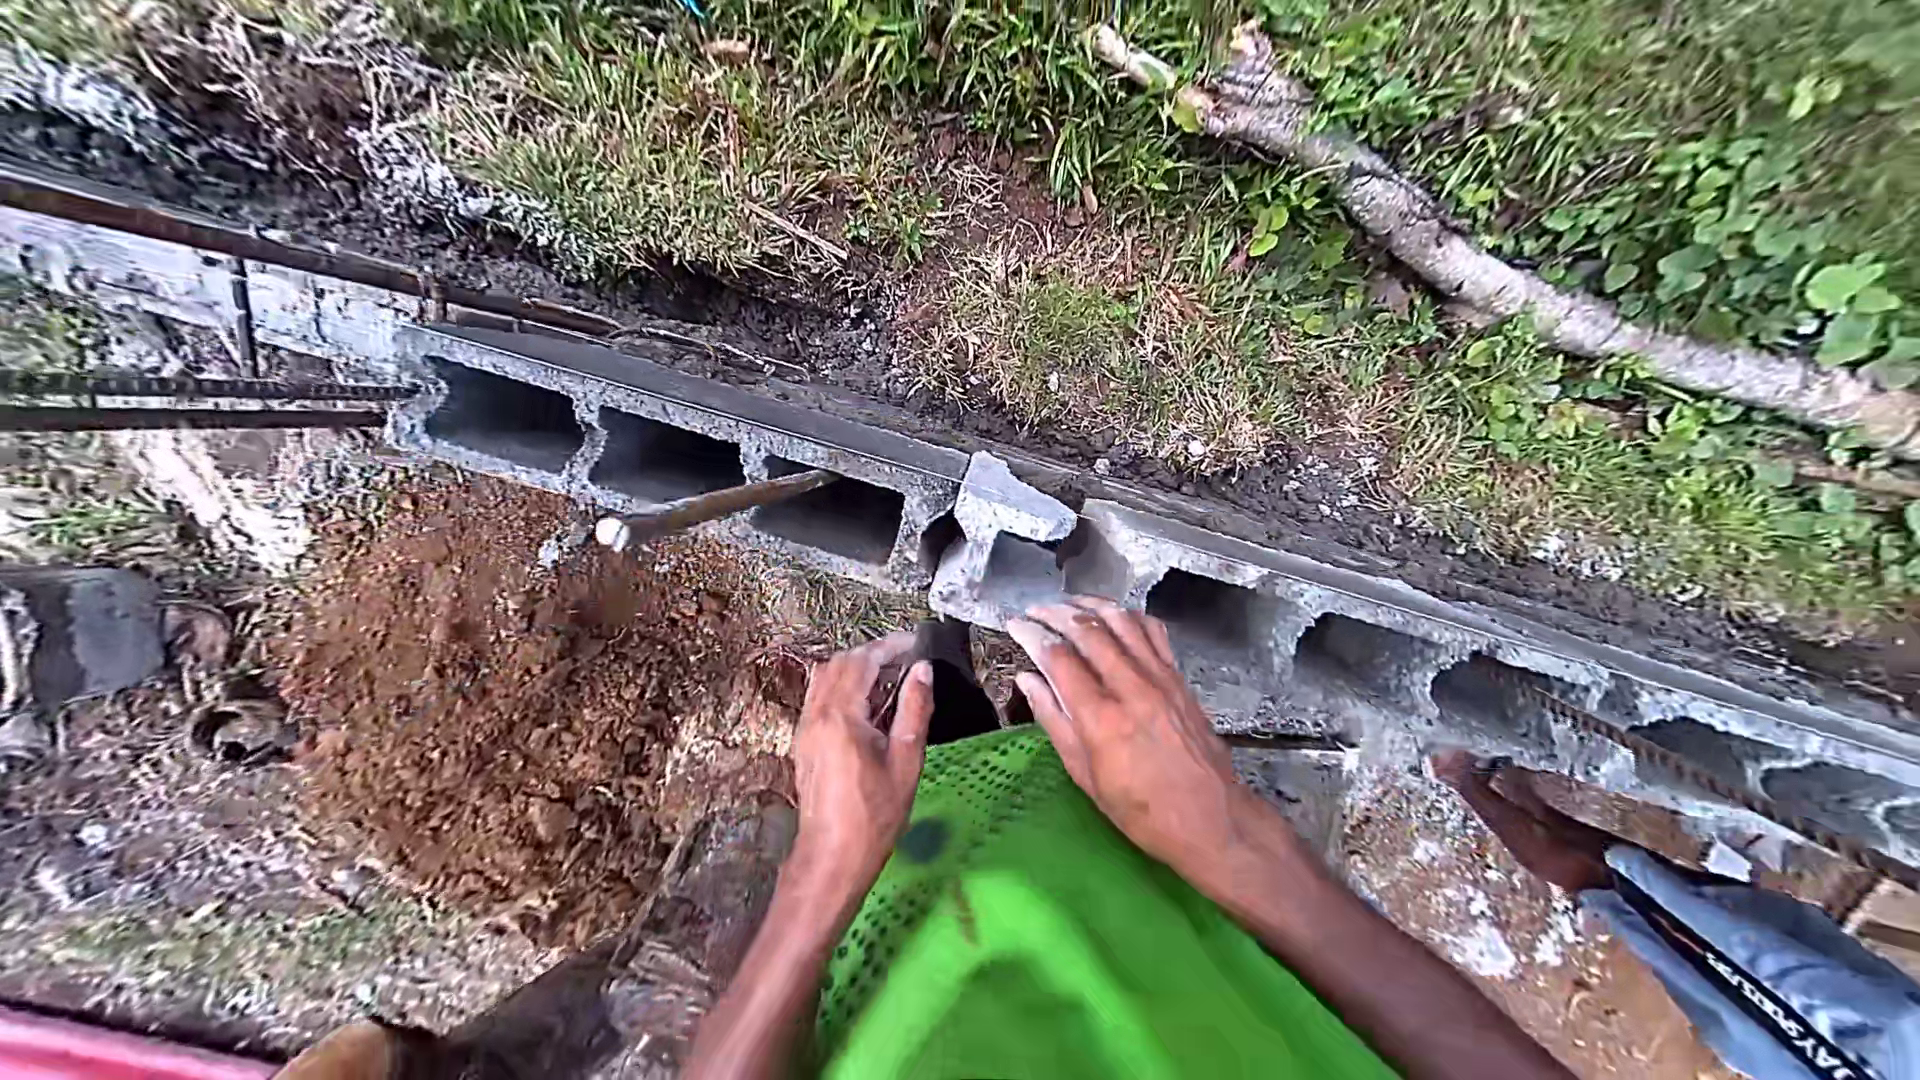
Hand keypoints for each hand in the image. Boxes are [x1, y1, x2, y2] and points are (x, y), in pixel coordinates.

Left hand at [786, 632, 933, 904]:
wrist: (831, 858)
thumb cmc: (875, 814)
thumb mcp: (906, 760)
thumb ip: (915, 709)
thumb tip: (923, 670)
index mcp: (840, 716)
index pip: (862, 661)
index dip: (889, 646)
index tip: (915, 644)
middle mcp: (816, 714)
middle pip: (840, 663)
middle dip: (872, 653)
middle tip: (905, 659)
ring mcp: (805, 727)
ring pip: (825, 676)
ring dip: (855, 667)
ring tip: (889, 677)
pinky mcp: (803, 741)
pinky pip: (819, 696)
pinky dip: (842, 685)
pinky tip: (867, 702)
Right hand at [1007, 597, 1250, 875]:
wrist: (1211, 818)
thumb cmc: (1140, 809)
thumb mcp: (1085, 775)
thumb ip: (1054, 720)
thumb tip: (1027, 680)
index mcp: (1100, 718)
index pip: (1058, 658)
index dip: (1032, 635)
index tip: (1015, 625)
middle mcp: (1130, 688)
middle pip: (1088, 630)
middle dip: (1055, 612)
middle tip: (1035, 609)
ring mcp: (1159, 678)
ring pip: (1121, 622)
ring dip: (1090, 605)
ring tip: (1068, 602)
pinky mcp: (1178, 677)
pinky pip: (1152, 631)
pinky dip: (1129, 616)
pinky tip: (1114, 615)